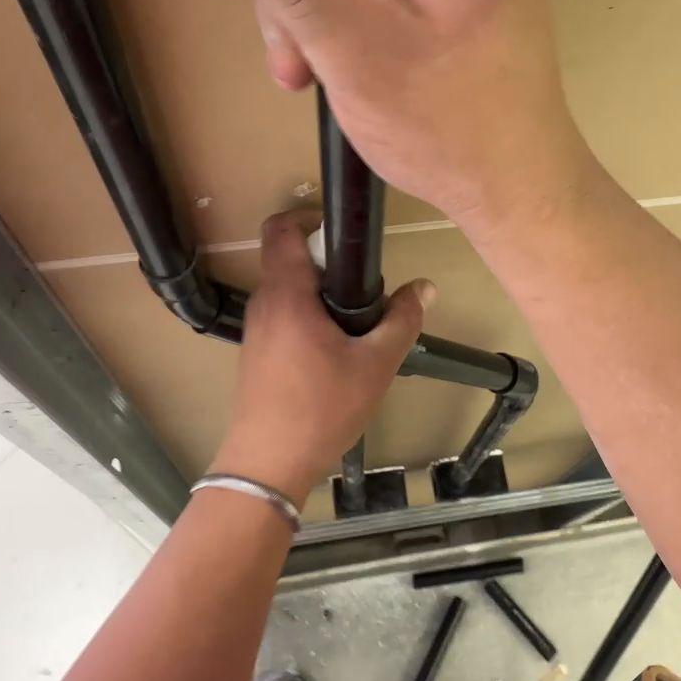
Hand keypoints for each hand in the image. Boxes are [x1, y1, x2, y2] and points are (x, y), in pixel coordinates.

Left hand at [208, 210, 433, 506]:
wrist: (267, 465)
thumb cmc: (321, 408)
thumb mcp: (375, 364)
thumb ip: (401, 320)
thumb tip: (425, 288)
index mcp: (287, 294)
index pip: (280, 229)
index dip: (307, 215)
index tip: (341, 229)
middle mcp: (264, 304)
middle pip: (289, 259)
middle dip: (327, 261)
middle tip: (365, 284)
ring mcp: (255, 330)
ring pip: (288, 291)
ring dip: (319, 293)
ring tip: (356, 321)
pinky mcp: (256, 354)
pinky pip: (283, 317)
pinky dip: (308, 317)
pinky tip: (335, 351)